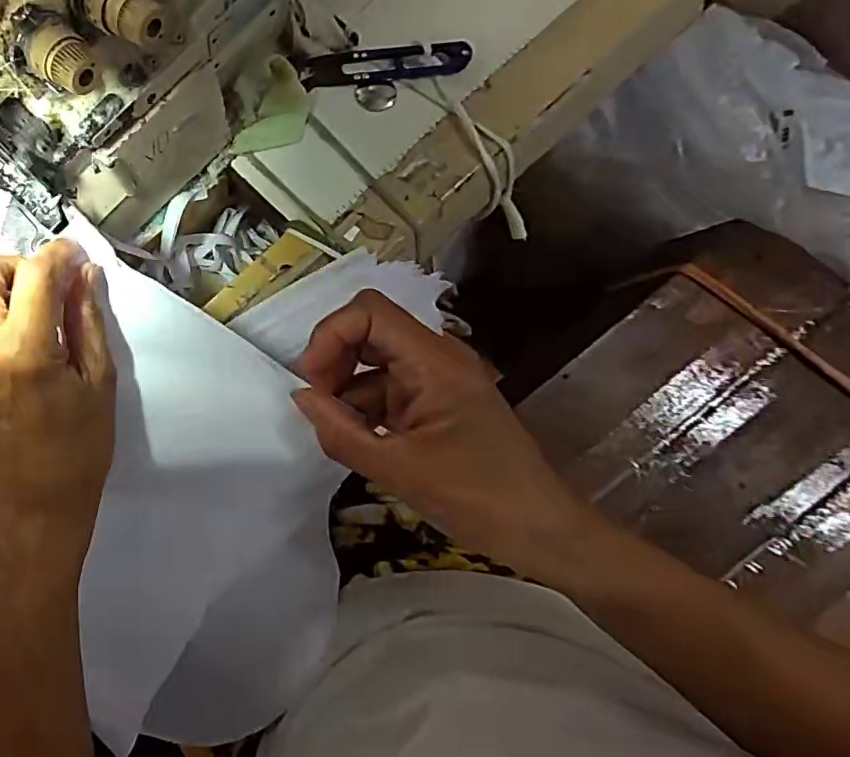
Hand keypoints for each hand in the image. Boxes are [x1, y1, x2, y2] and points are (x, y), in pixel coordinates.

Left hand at [0, 239, 116, 567]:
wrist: (39, 501)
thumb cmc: (81, 445)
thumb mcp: (99, 379)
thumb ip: (87, 318)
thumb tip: (84, 272)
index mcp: (25, 353)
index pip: (36, 274)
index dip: (60, 254)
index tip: (75, 256)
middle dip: (21, 267)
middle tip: (48, 287)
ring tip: (25, 309)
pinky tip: (3, 330)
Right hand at [290, 290, 608, 580]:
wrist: (548, 537)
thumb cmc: (481, 501)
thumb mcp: (398, 471)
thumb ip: (340, 432)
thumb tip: (300, 397)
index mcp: (435, 363)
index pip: (367, 312)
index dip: (330, 335)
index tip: (314, 382)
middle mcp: (436, 358)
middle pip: (366, 329)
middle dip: (332, 360)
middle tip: (320, 404)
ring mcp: (437, 378)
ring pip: (370, 359)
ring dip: (345, 389)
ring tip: (341, 433)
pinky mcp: (436, 399)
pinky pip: (384, 385)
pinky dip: (363, 406)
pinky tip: (362, 441)